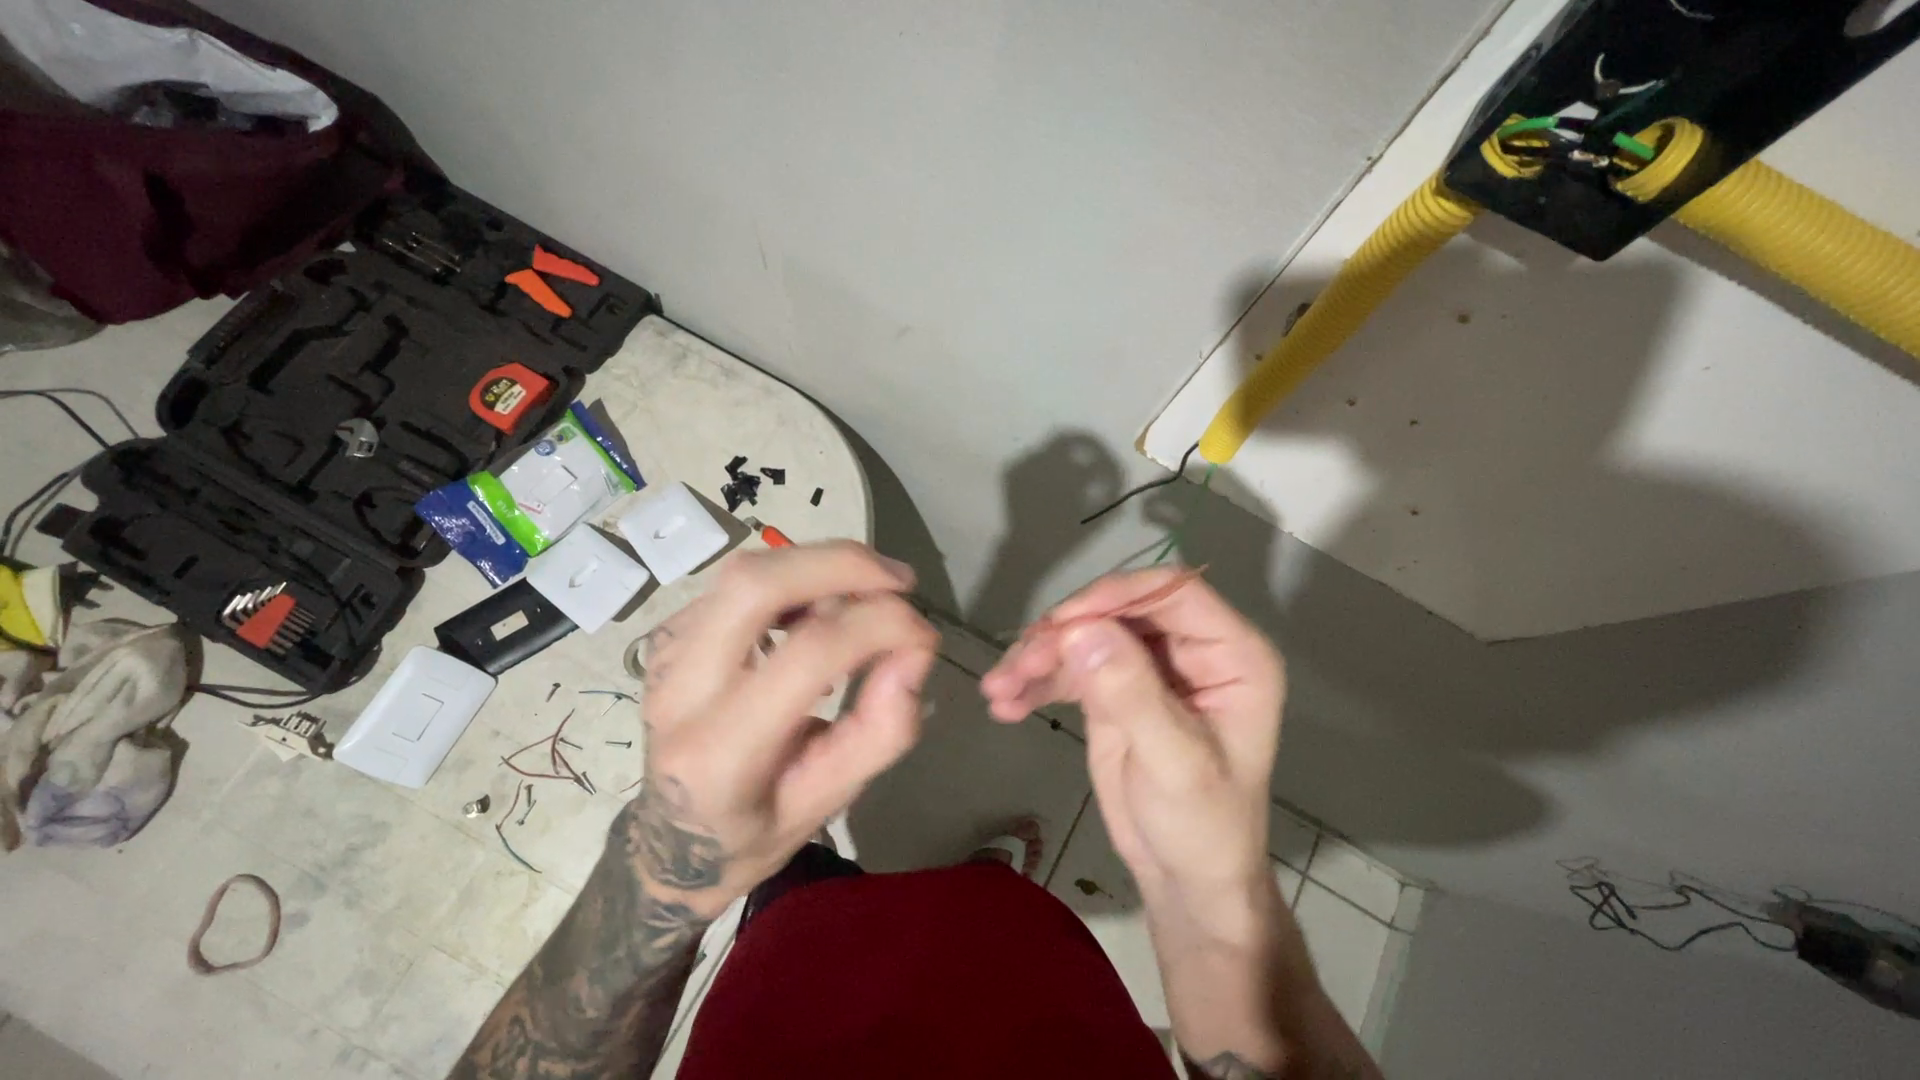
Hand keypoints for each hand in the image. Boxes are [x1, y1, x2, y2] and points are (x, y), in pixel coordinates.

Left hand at [620, 541, 938, 915]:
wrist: (667, 842)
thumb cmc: (753, 832)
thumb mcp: (827, 805)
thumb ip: (878, 733)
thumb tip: (914, 652)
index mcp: (718, 754)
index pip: (807, 655)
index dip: (878, 626)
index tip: (923, 635)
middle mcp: (679, 691)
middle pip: (755, 585)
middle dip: (840, 564)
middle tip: (899, 581)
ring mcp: (665, 655)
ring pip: (745, 572)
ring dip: (818, 565)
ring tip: (869, 592)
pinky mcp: (669, 636)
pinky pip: (738, 584)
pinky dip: (794, 580)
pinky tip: (822, 608)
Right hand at [981, 568, 1284, 935]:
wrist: (1185, 880)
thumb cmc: (1204, 826)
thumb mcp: (1175, 762)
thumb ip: (1131, 694)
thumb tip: (1080, 631)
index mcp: (1231, 654)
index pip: (1173, 594)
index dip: (1116, 596)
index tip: (1063, 622)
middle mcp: (1189, 650)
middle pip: (1119, 610)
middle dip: (1064, 633)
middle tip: (1018, 666)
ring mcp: (1148, 668)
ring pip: (1086, 636)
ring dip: (1039, 658)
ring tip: (998, 689)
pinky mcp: (1113, 690)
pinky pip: (1070, 668)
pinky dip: (1036, 682)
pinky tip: (1005, 704)